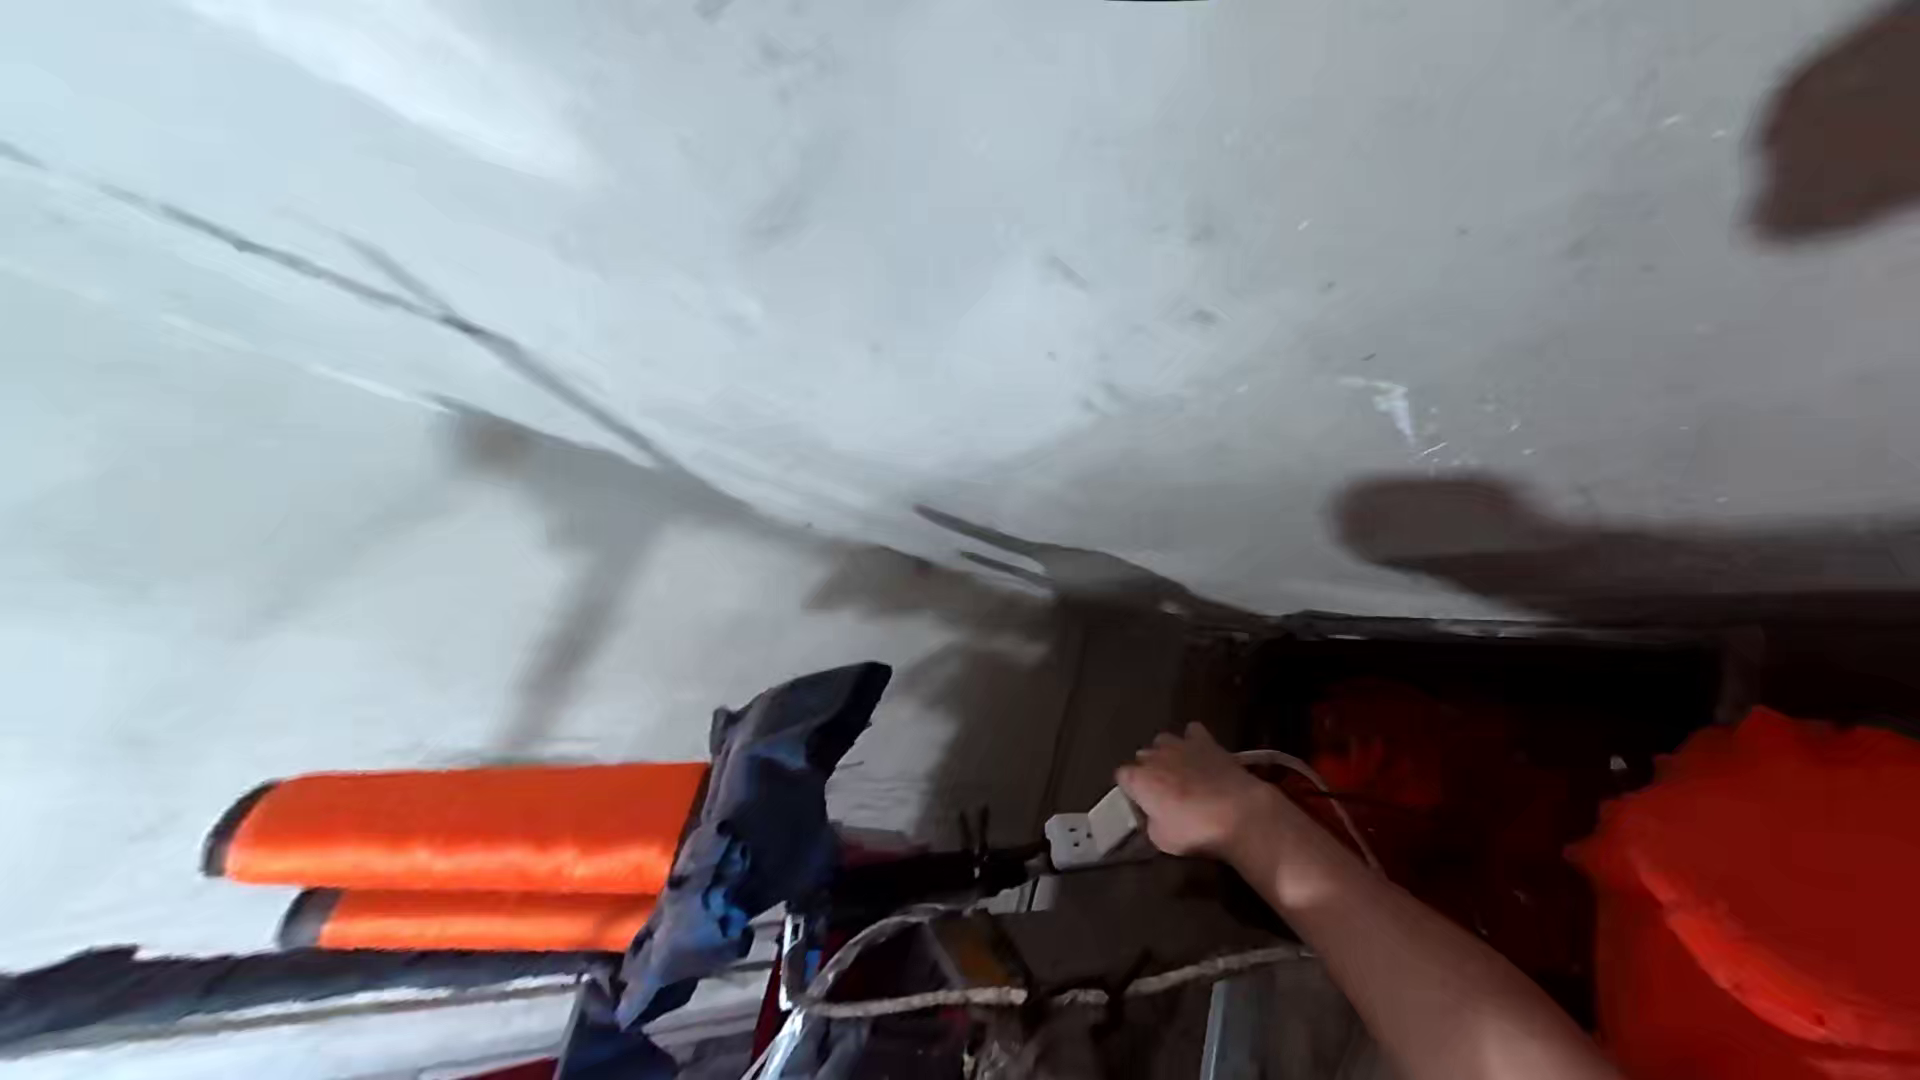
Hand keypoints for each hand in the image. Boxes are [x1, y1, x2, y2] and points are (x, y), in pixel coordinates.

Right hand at [1115, 722, 1276, 857]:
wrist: (1238, 813)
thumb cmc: (1195, 831)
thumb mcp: (1161, 839)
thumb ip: (1151, 821)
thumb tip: (1155, 814)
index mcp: (1137, 778)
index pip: (1122, 777)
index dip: (1131, 790)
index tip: (1142, 804)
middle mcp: (1152, 755)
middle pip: (1142, 758)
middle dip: (1149, 771)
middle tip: (1164, 793)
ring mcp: (1178, 744)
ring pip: (1162, 741)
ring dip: (1167, 754)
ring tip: (1181, 772)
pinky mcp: (1205, 741)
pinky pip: (1192, 732)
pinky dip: (1194, 741)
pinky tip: (1201, 754)